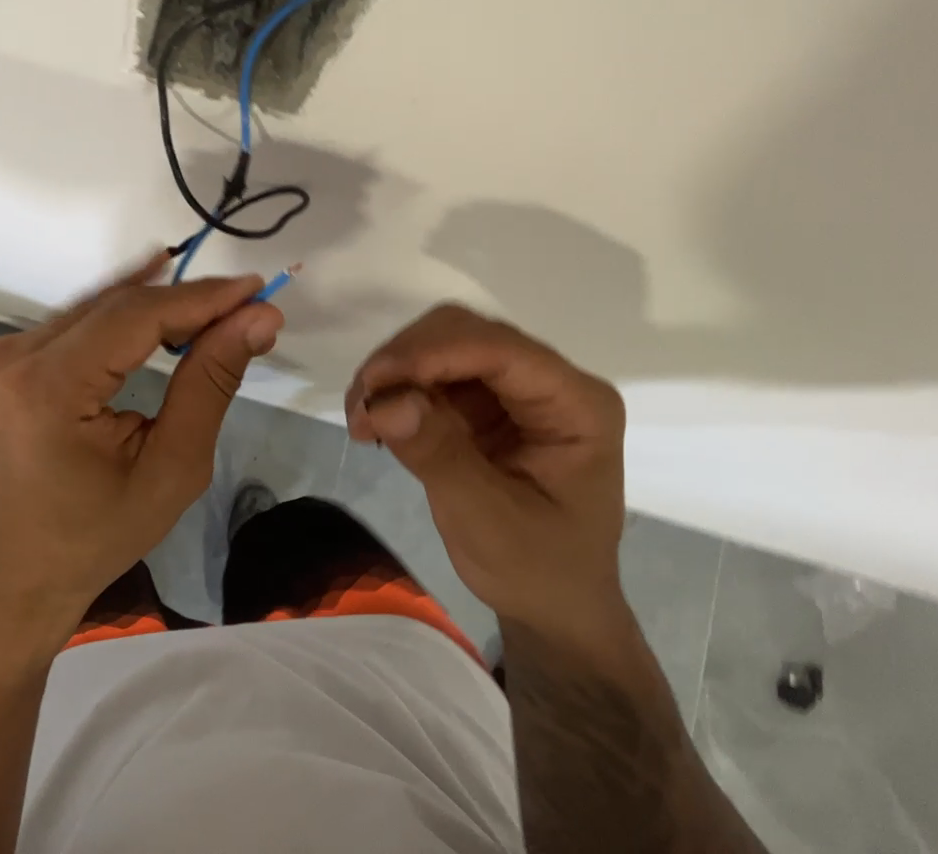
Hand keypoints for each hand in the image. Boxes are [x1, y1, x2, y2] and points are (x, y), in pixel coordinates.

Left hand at [0, 252, 283, 624]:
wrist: (30, 567)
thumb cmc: (102, 533)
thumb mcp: (172, 467)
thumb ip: (210, 384)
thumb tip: (257, 319)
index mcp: (46, 389)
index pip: (133, 317)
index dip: (199, 299)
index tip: (256, 290)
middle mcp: (14, 359)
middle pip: (114, 306)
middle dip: (184, 301)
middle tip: (246, 306)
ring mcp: (3, 356)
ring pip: (96, 309)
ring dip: (156, 305)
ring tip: (218, 310)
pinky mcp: (6, 362)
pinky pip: (76, 324)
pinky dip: (123, 319)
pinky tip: (163, 308)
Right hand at [344, 305, 627, 637]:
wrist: (552, 604)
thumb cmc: (537, 569)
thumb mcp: (487, 522)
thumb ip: (439, 456)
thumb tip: (385, 402)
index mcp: (576, 406)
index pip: (502, 351)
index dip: (433, 354)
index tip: (375, 383)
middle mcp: (548, 383)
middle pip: (465, 334)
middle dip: (406, 361)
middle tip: (361, 410)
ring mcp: (514, 391)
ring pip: (439, 347)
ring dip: (392, 375)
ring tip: (361, 424)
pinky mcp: (483, 404)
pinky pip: (429, 376)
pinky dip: (395, 391)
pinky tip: (375, 425)